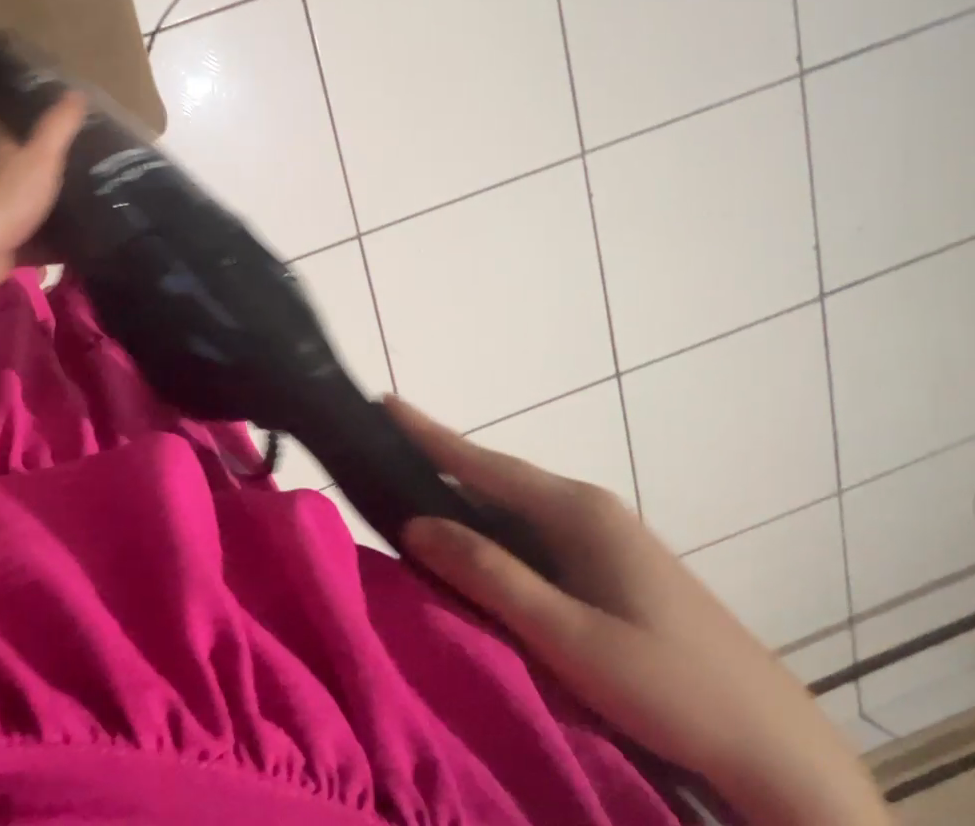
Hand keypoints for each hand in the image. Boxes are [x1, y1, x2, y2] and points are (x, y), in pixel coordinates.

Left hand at [0, 92, 85, 291]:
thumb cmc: (8, 197)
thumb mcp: (41, 156)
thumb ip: (58, 127)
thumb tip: (76, 91)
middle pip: (10, 166)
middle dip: (29, 162)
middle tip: (67, 158)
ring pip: (23, 204)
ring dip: (44, 205)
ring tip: (82, 199)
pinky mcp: (5, 247)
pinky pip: (33, 242)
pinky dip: (51, 244)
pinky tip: (75, 243)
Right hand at [385, 397, 888, 825]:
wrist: (776, 749)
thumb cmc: (667, 686)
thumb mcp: (564, 635)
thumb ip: (485, 573)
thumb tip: (412, 522)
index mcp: (577, 513)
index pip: (482, 463)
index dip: (428, 433)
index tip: (382, 402)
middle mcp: (591, 511)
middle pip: (495, 478)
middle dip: (436, 464)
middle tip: (375, 457)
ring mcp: (607, 538)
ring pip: (512, 509)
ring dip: (460, 501)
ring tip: (404, 496)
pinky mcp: (613, 568)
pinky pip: (531, 534)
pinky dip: (489, 531)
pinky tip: (469, 547)